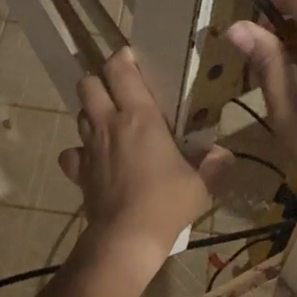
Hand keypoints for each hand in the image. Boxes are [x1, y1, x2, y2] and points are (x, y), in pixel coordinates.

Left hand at [59, 47, 229, 269]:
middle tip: (118, 91)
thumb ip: (212, 165)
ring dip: (91, 113)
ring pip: (80, 115)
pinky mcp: (80, 172)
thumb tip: (224, 154)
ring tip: (110, 124)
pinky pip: (72, 153)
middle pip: (87, 85)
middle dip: (99, 81)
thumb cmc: (166, 203)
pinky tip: (93, 160)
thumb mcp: (200, 184)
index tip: (132, 59)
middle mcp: (109, 124)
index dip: (122, 59)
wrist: (127, 237)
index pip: (120, 71)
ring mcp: (90, 148)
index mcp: (140, 117)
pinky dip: (79, 152)